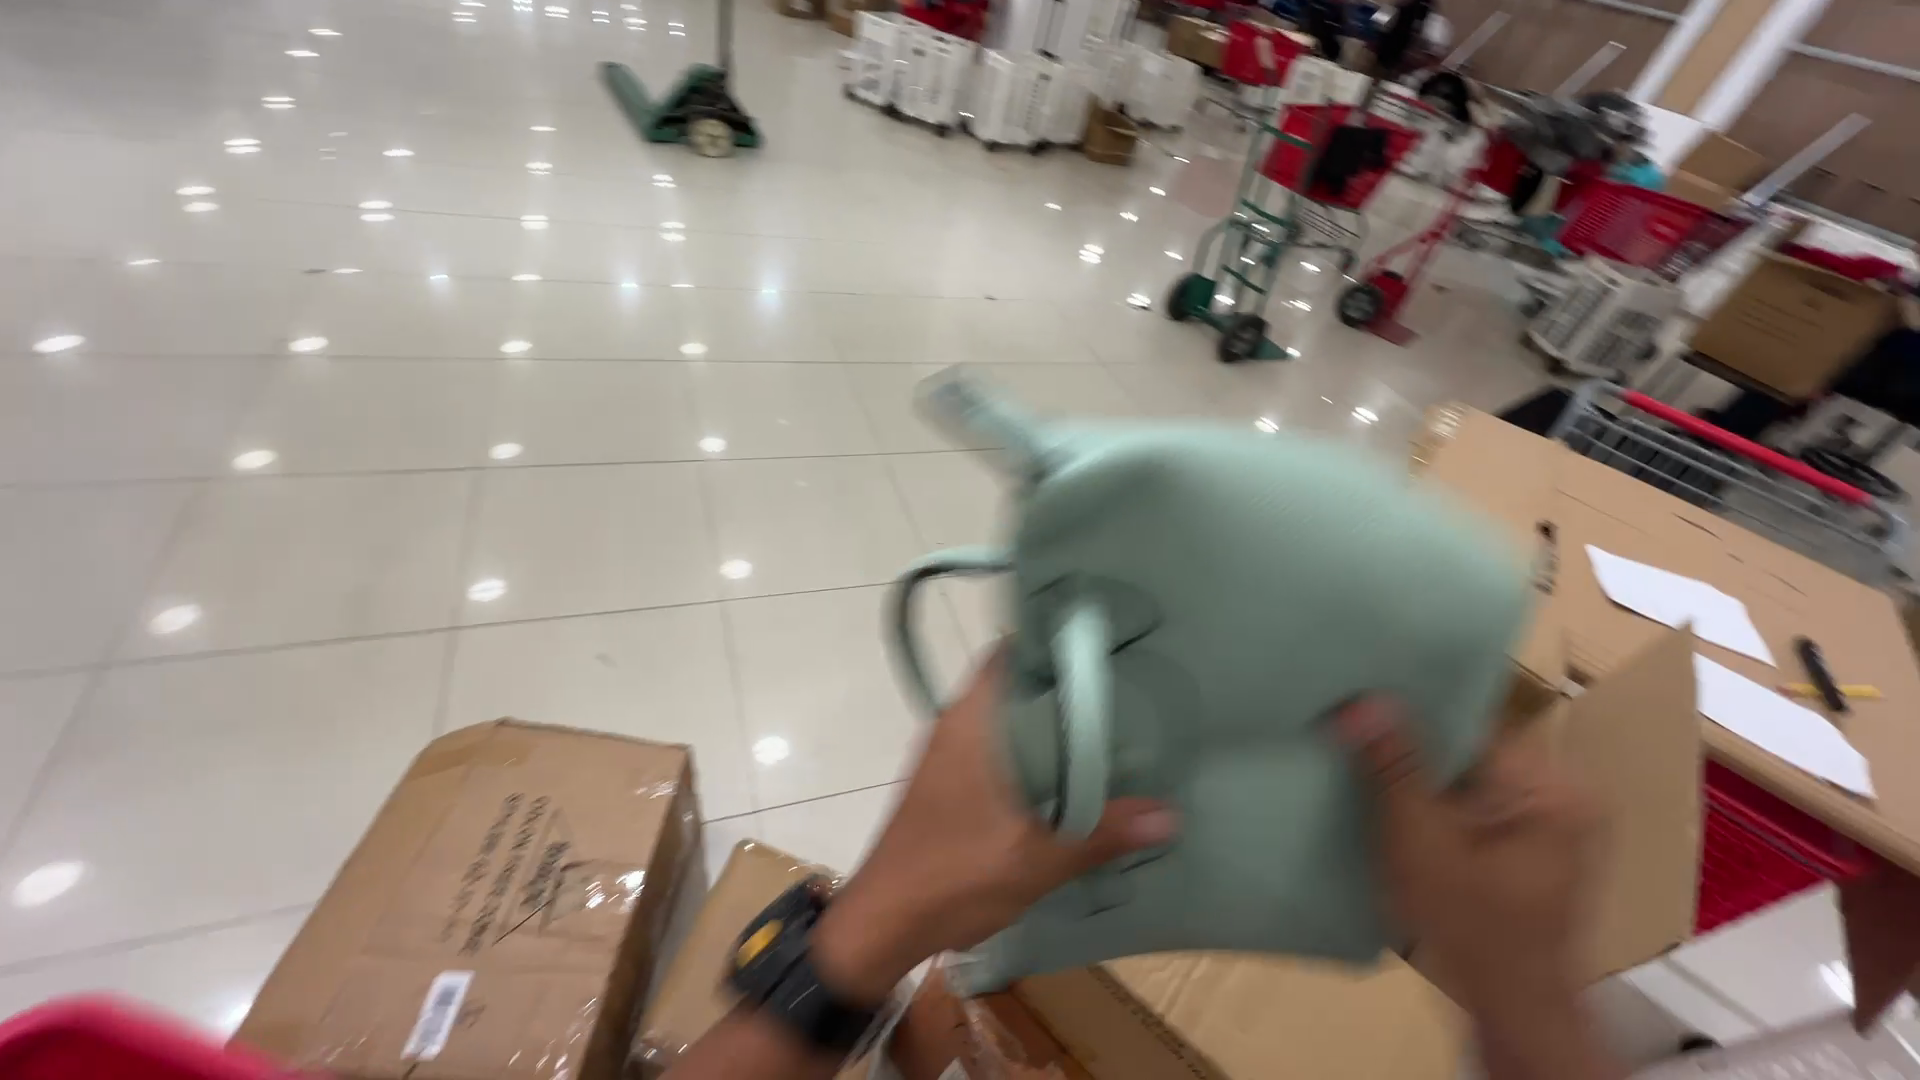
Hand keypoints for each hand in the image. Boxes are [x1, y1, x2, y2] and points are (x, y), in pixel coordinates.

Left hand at [811, 648, 1178, 1005]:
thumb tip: (1170, 814)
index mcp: (970, 723)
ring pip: (997, 718)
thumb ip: (1100, 833)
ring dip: (1035, 720)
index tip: (1095, 647)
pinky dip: (1019, 748)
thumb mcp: (1035, 860)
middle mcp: (952, 726)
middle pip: (1007, 685)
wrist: (882, 922)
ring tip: (1093, 725)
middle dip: (1053, 685)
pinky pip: (987, 746)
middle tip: (1110, 689)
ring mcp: (942, 755)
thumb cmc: (954, 876)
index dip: (1048, 643)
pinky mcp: (940, 783)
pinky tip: (1053, 773)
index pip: (1007, 656)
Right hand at [1335, 698, 1600, 1035]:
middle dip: (1408, 739)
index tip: (1356, 695)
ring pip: (1464, 770)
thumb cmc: (1470, 929)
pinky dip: (1429, 793)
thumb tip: (1364, 699)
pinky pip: (1468, 795)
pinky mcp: (1524, 840)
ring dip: (1414, 767)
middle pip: (1468, 743)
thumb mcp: (1420, 841)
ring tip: (1359, 750)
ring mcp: (1546, 819)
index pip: (1470, 718)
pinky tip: (1388, 792)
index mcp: (1553, 787)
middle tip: (1347, 722)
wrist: (1509, 1012)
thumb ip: (1394, 767)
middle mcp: (1560, 793)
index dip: (1409, 707)